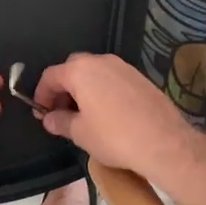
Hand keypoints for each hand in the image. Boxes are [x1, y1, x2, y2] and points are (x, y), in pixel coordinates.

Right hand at [33, 54, 199, 180]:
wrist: (164, 142)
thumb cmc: (115, 137)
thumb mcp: (81, 133)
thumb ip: (60, 122)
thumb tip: (49, 118)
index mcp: (80, 70)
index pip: (51, 75)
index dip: (41, 93)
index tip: (41, 112)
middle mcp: (100, 61)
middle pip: (73, 68)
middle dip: (63, 88)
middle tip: (61, 112)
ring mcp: (123, 67)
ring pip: (95, 72)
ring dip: (84, 88)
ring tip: (84, 114)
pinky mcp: (140, 77)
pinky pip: (113, 78)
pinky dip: (103, 90)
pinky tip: (108, 113)